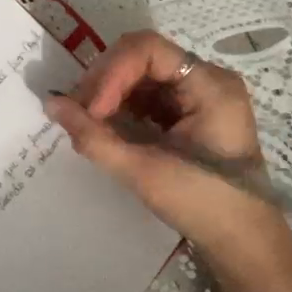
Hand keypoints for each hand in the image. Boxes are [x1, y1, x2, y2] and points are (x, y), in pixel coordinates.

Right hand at [44, 30, 286, 266]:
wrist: (242, 241)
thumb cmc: (202, 204)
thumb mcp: (142, 172)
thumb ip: (93, 136)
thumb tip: (50, 103)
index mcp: (211, 87)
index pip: (147, 49)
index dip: (111, 72)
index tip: (92, 110)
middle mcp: (207, 79)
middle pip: (140, 56)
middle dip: (104, 81)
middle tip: (81, 115)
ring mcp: (197, 93)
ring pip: (136, 72)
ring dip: (107, 92)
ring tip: (88, 122)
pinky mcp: (185, 109)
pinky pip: (143, 91)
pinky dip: (118, 104)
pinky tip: (105, 127)